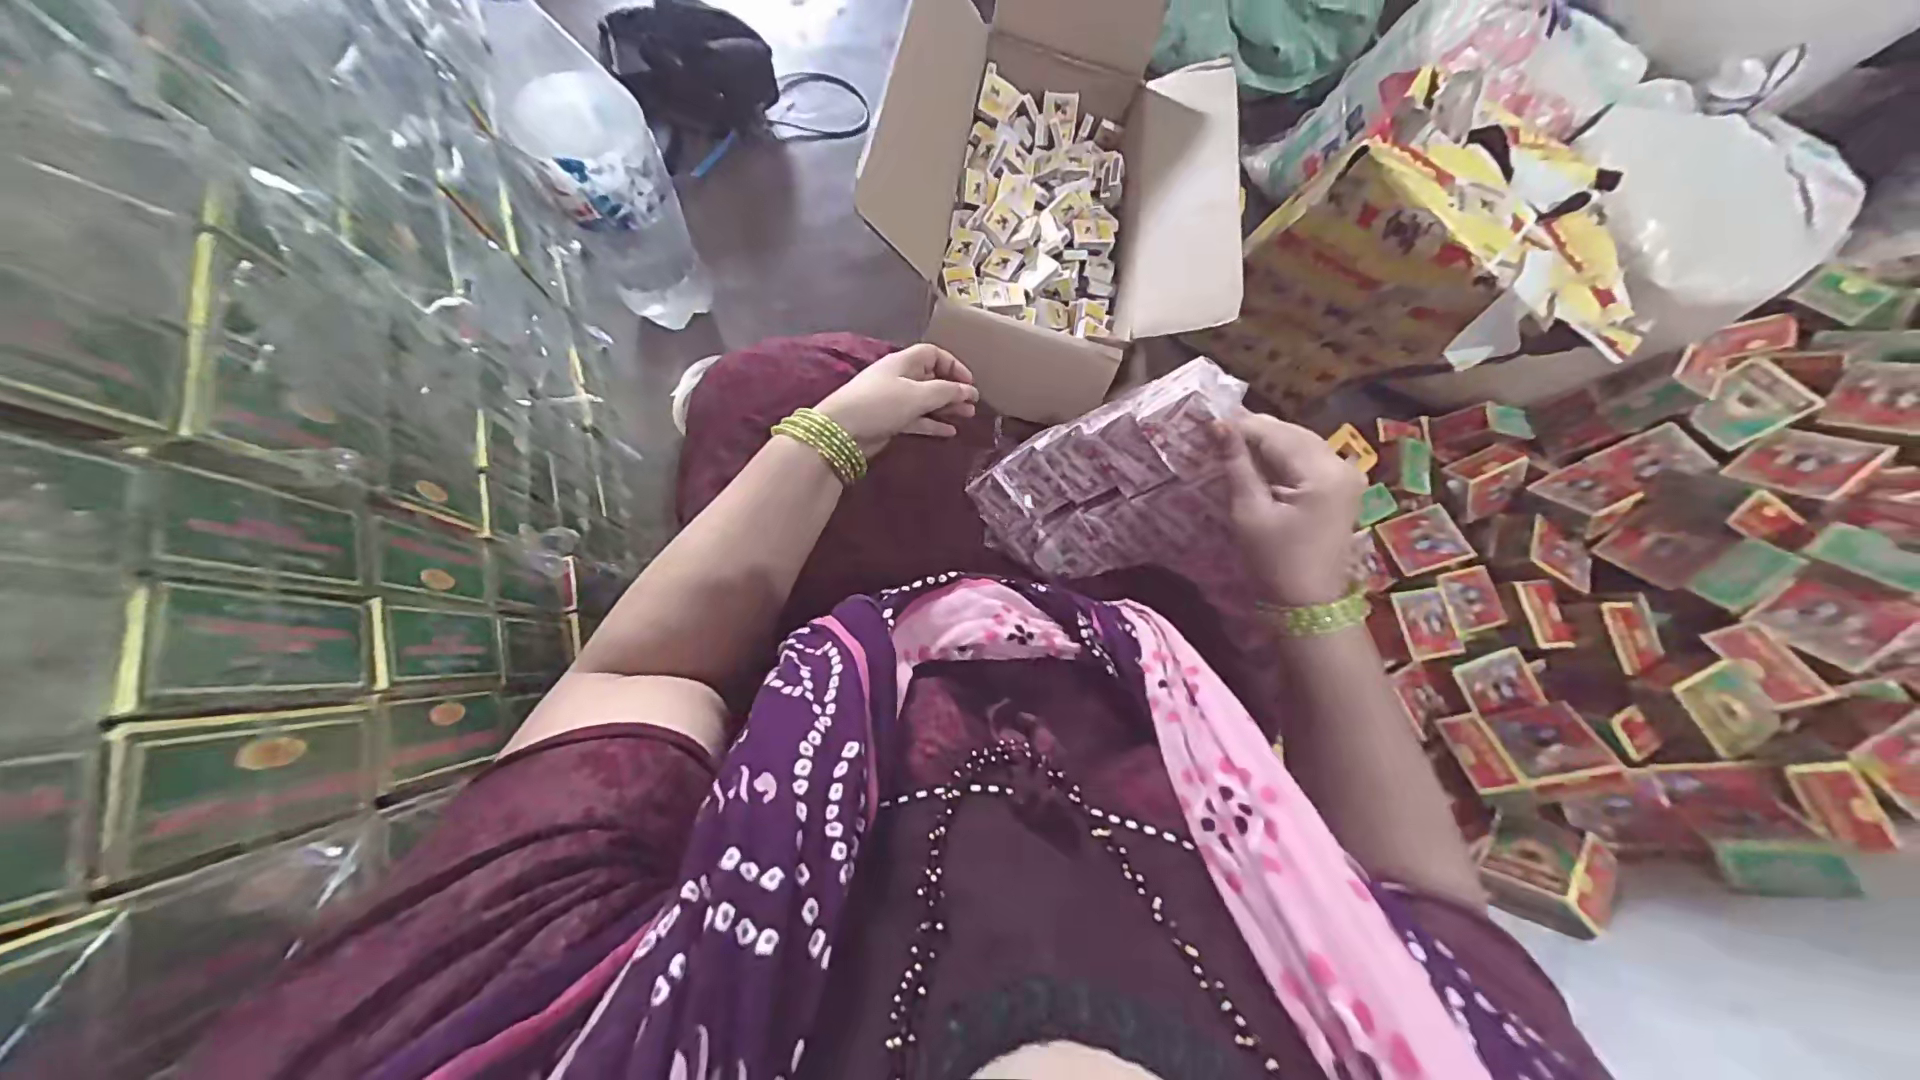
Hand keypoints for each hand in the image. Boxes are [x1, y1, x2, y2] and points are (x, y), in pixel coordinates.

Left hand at [813, 344, 979, 457]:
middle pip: (931, 378)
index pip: (933, 354)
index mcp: (903, 362)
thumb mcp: (918, 394)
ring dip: (947, 407)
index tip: (969, 382)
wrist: (842, 431)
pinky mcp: (890, 421)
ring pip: (926, 401)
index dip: (953, 365)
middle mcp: (898, 378)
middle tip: (973, 403)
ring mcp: (894, 400)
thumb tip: (969, 390)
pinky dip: (933, 424)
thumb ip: (946, 391)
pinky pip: (917, 419)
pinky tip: (949, 432)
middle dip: (953, 389)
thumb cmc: (880, 404)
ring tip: (967, 416)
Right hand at [1215, 412, 1365, 606]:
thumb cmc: (1274, 561)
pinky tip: (1255, 459)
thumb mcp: (1249, 513)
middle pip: (1291, 432)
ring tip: (1230, 441)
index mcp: (1322, 473)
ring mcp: (1346, 475)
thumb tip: (1218, 426)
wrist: (1308, 603)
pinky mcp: (1341, 485)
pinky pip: (1306, 457)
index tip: (1206, 421)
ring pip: (1299, 441)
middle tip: (1215, 429)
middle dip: (1253, 429)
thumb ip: (1237, 465)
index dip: (1240, 425)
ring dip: (1266, 440)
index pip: (1275, 434)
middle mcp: (1342, 465)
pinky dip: (1280, 455)